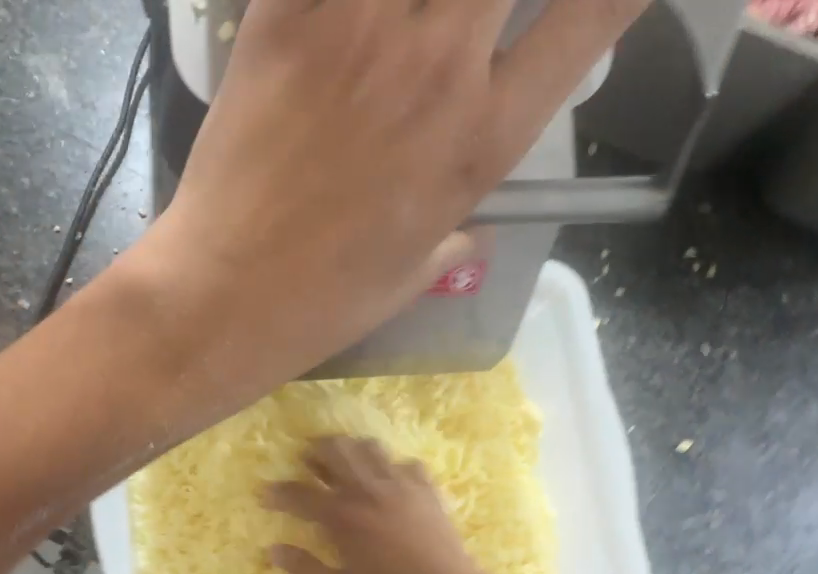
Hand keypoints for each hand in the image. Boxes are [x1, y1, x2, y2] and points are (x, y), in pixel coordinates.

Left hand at [131, 0, 644, 389]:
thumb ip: (457, 231)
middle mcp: (438, 65)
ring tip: (407, 16)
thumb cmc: (325, 301)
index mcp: (483, 137)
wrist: (225, 296)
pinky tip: (338, 14)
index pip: (593, 13)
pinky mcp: (285, 14)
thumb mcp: (415, 273)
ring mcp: (359, 28)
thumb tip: (472, 229)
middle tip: (469, 14)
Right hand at [265, 436, 496, 573]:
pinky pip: (405, 463)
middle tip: (307, 461)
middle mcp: (368, 490)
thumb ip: (304, 568)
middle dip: (315, 451)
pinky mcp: (425, 488)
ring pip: (370, 447)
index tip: (265, 493)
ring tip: (345, 462)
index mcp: (342, 516)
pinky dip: (392, 468)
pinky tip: (389, 482)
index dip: (278, 492)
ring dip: (352, 450)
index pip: (300, 493)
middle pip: (335, 450)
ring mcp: (400, 484)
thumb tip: (273, 550)